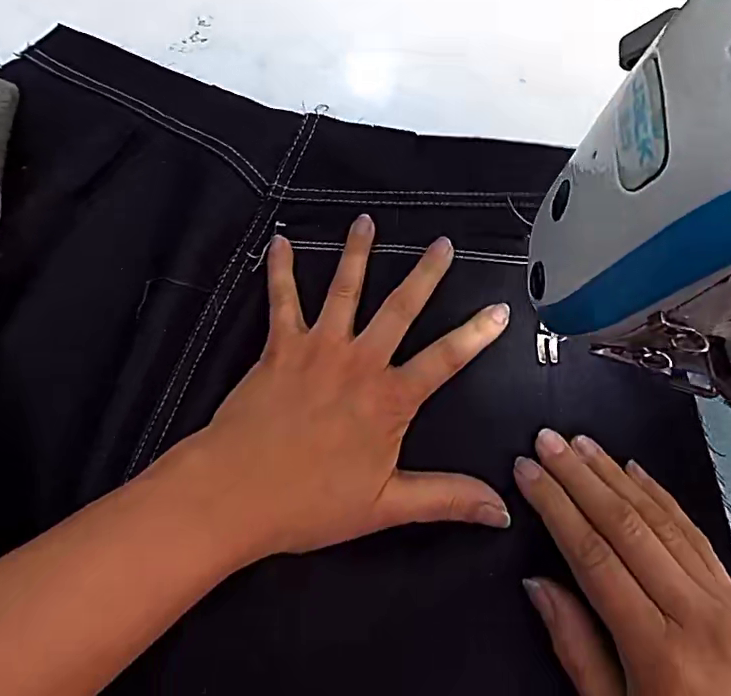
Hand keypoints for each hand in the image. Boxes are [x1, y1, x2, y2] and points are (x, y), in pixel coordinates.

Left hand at [155, 215, 512, 565]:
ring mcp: (320, 349)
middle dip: (426, 274)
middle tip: (443, 244)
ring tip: (367, 221)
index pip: (446, 360)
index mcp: (389, 398)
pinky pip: (282, 300)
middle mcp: (360, 362)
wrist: (229, 497)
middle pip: (401, 308)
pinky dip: (282, 270)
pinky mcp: (281, 347)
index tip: (501, 309)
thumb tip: (499, 509)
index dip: (477, 334)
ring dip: (358, 253)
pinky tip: (281, 242)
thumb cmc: (307, 503)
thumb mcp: (385, 507)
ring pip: (345, 290)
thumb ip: (445, 499)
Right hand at [514, 430, 730, 695]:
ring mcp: (722, 600)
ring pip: (659, 516)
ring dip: (615, 473)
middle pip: (624, 523)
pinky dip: (661, 495)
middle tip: (550, 441)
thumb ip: (579, 652)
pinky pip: (694, 530)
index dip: (555, 506)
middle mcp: (695, 615)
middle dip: (579, 475)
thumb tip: (542, 590)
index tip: (531, 474)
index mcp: (660, 654)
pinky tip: (639, 473)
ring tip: (584, 445)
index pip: (593, 554)